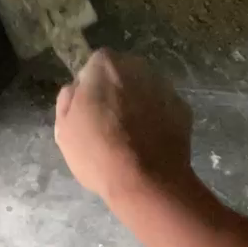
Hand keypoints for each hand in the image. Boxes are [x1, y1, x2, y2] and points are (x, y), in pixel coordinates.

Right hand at [55, 49, 195, 204]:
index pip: (94, 66)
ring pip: (145, 90)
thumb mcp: (64, 128)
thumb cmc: (98, 152)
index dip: (91, 89)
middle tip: (110, 124)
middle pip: (122, 74)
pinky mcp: (182, 107)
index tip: (90, 112)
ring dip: (139, 105)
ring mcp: (164, 85)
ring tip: (132, 138)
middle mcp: (137, 66)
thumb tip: (77, 88)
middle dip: (117, 92)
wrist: (147, 182)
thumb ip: (68, 98)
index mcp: (105, 64)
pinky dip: (158, 120)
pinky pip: (164, 109)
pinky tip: (151, 143)